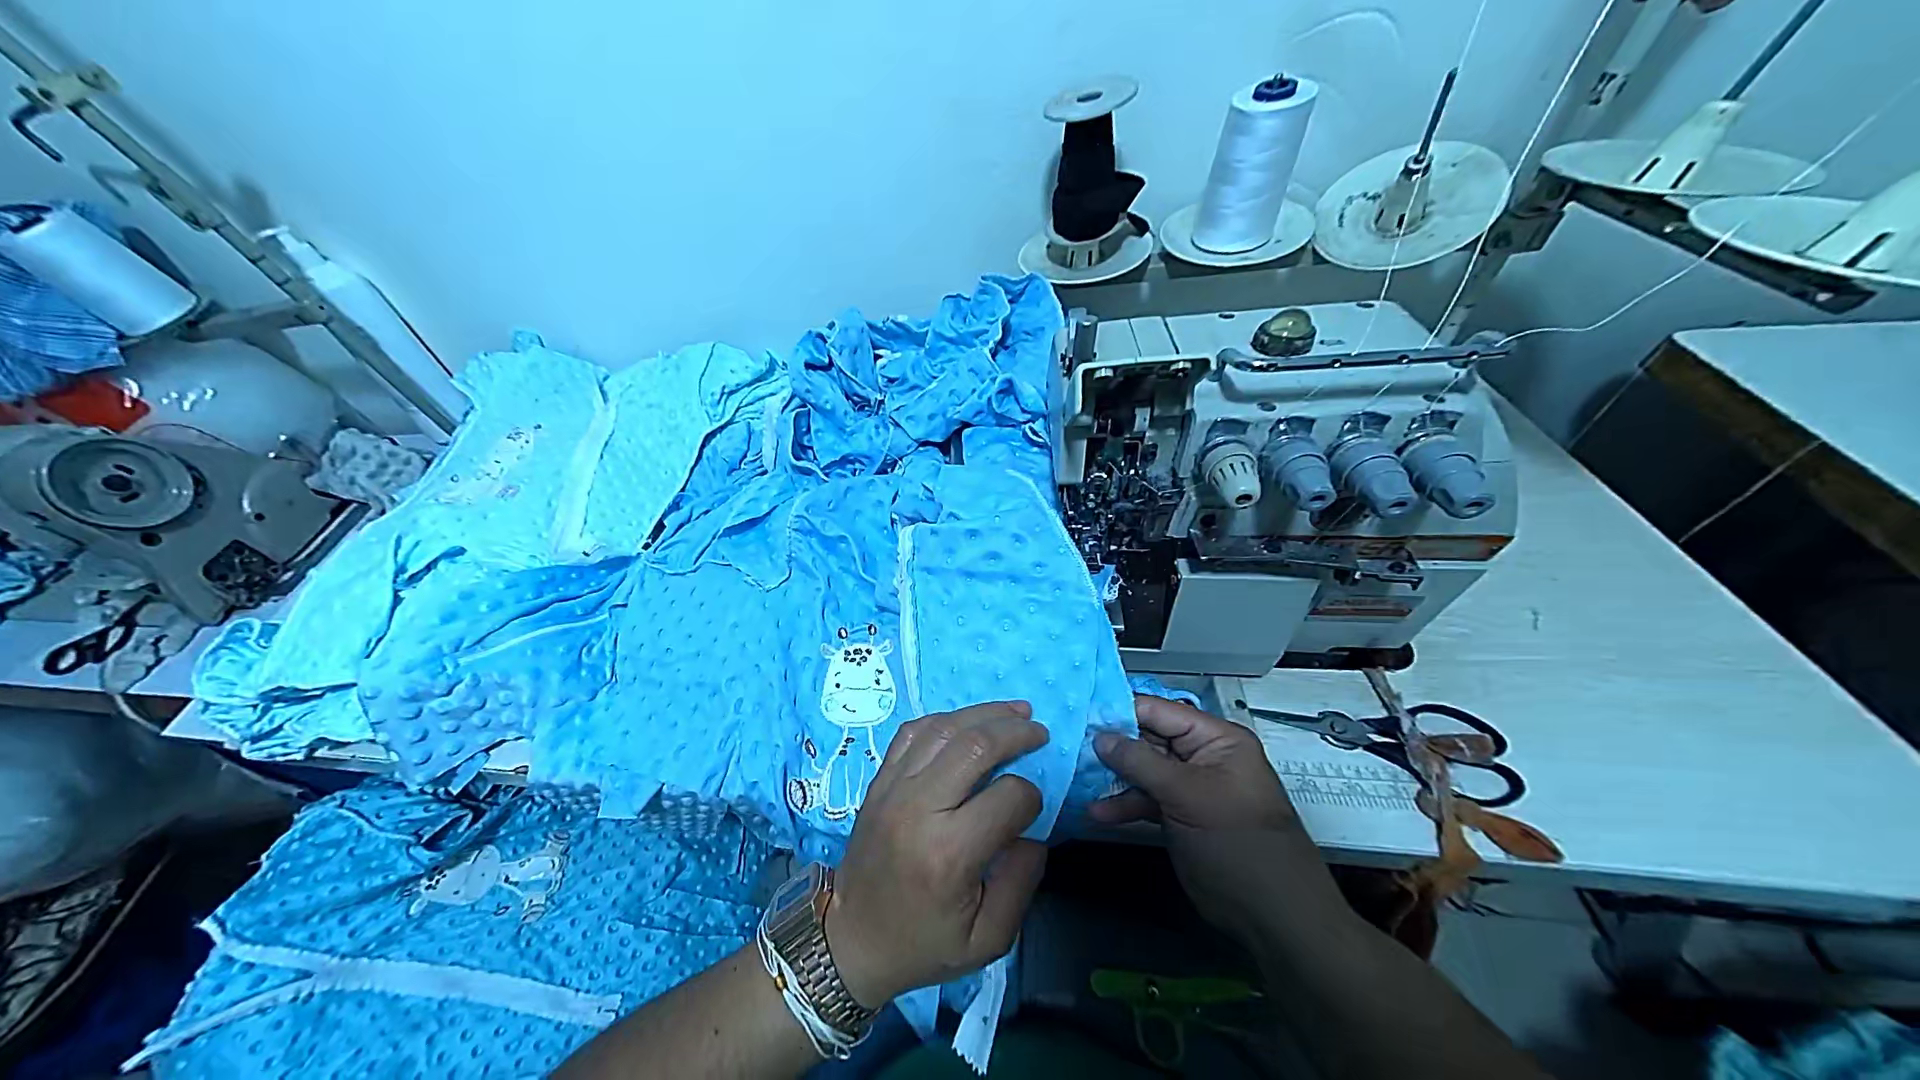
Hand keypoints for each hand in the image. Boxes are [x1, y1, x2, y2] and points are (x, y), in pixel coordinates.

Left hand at [825, 701, 1049, 1007]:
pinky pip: (913, 732)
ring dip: (985, 714)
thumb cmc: (923, 942)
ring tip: (1015, 712)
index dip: (1032, 796)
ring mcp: (893, 788)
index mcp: (948, 854)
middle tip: (1039, 732)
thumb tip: (1033, 829)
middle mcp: (918, 809)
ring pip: (944, 728)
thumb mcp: (988, 939)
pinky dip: (946, 719)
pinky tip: (968, 721)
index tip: (1034, 807)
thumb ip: (1022, 882)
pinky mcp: (879, 780)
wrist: (851, 939)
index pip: (1008, 797)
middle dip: (1015, 732)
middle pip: (974, 746)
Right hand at [1091, 695, 1344, 941]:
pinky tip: (1098, 812)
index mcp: (1215, 738)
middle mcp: (1202, 755)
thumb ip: (1140, 761)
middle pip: (1148, 738)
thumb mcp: (1186, 794)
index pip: (1160, 711)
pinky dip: (1124, 804)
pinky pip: (1146, 798)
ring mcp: (1190, 786)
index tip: (1080, 716)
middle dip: (1113, 745)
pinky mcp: (1180, 814)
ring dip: (1114, 777)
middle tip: (1071, 746)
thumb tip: (1100, 736)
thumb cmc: (1235, 841)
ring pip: (1143, 770)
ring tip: (1079, 779)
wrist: (1270, 913)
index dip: (1121, 712)